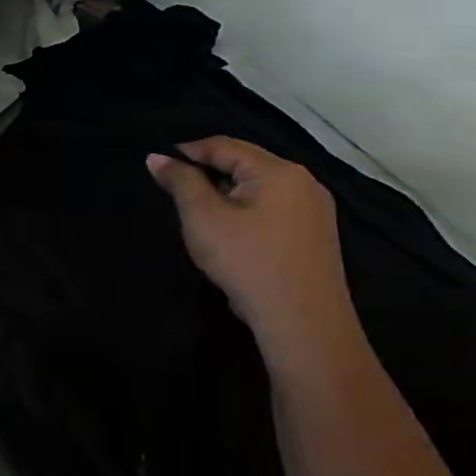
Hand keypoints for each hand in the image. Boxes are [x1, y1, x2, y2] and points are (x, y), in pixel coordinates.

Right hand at [146, 137, 354, 355]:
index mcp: (278, 170)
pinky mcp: (318, 238)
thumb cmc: (248, 263)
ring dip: (229, 195)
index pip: (224, 146)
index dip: (188, 151)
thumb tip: (157, 157)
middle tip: (179, 192)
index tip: (161, 165)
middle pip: (245, 164)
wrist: (305, 329)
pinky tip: (236, 238)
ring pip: (261, 189)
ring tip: (204, 215)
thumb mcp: (203, 218)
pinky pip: (276, 210)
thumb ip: (180, 181)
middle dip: (210, 174)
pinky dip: (250, 213)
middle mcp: (304, 182)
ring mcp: (316, 211)